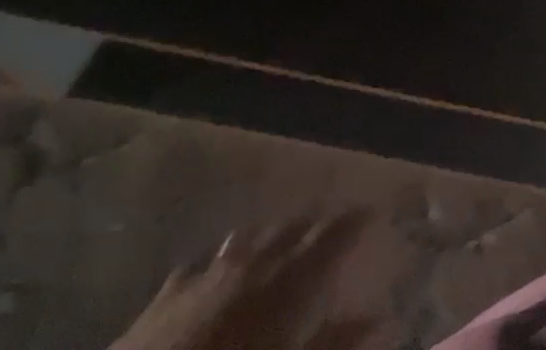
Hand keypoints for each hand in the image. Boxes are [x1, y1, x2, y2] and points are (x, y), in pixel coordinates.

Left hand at [109, 213, 377, 349]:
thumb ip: (338, 343)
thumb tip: (382, 320)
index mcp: (291, 281)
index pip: (334, 236)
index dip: (357, 221)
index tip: (377, 210)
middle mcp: (252, 266)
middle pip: (292, 232)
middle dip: (317, 226)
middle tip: (337, 226)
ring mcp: (204, 277)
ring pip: (248, 241)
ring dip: (271, 238)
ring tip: (285, 241)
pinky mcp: (163, 299)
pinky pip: (201, 266)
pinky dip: (221, 263)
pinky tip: (216, 270)